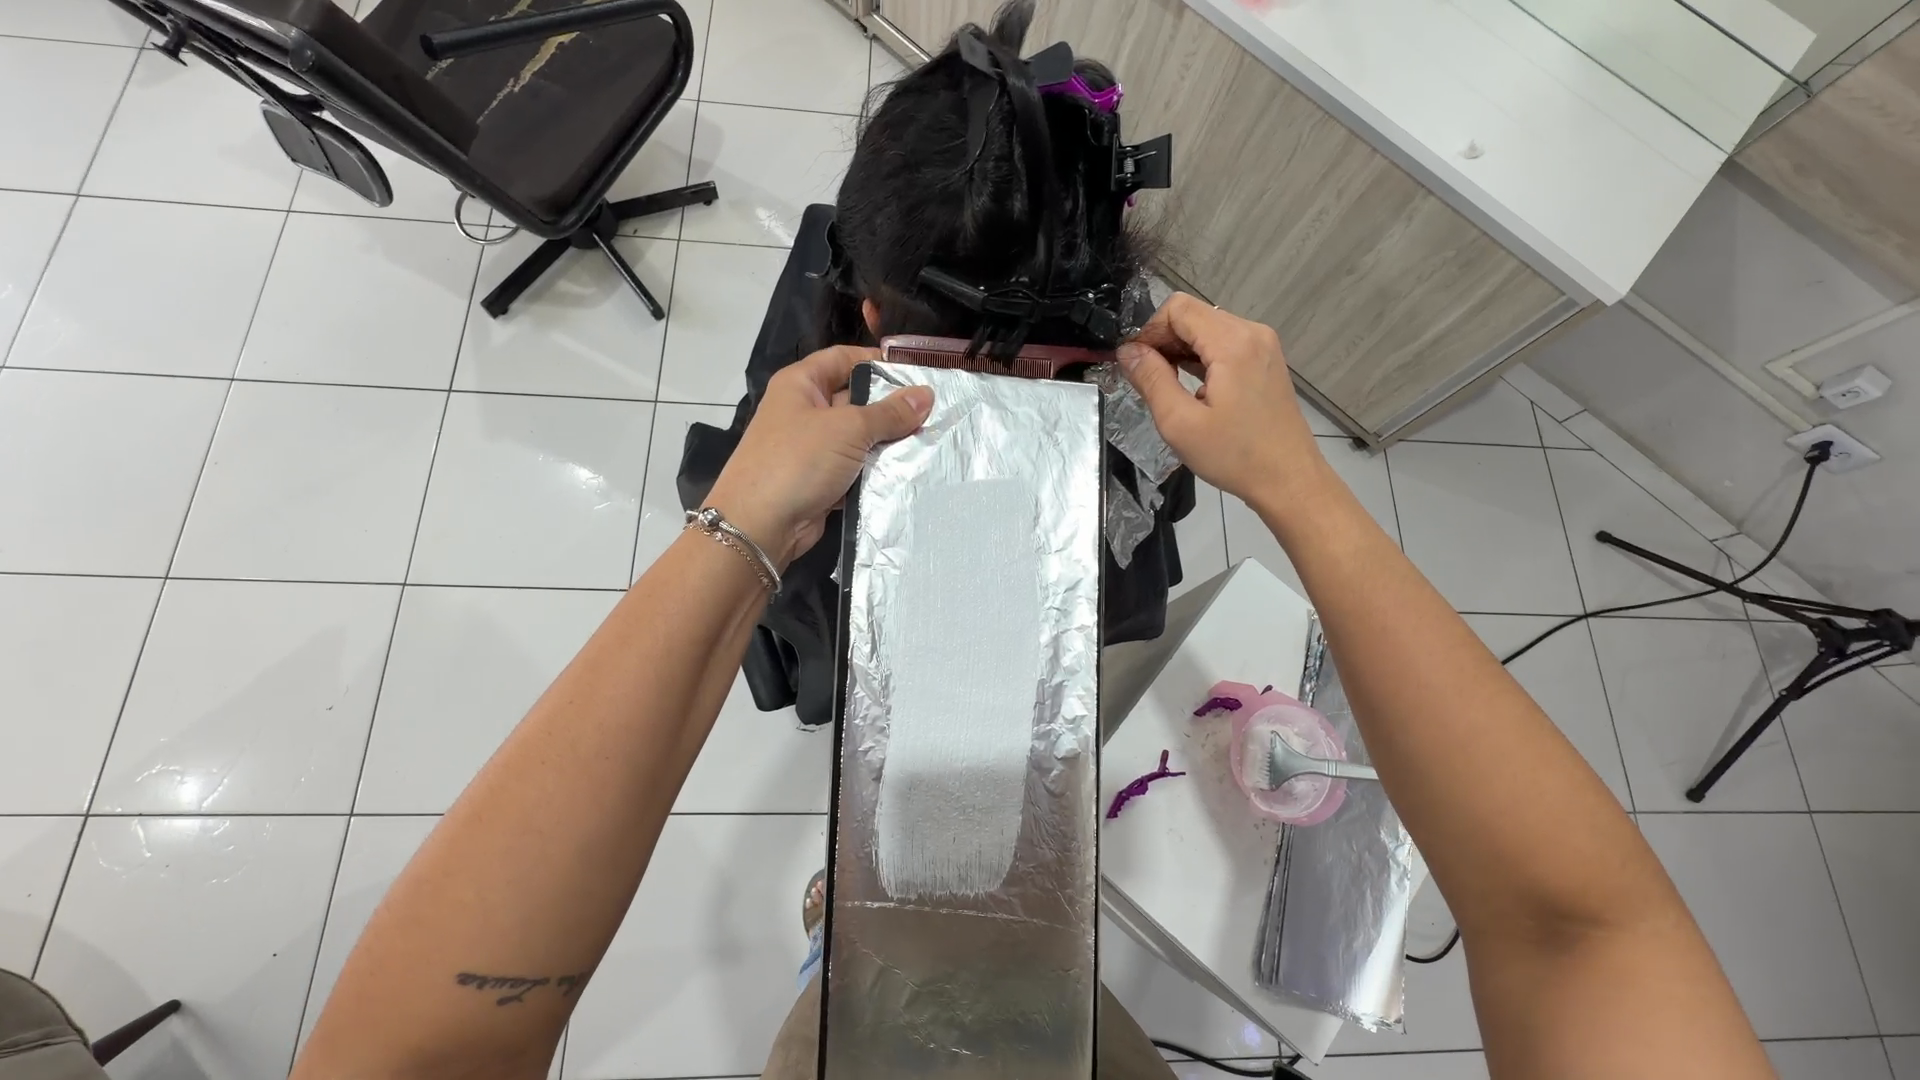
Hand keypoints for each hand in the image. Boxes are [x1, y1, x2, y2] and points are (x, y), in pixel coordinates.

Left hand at [704, 345, 932, 569]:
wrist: (759, 525)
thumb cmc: (799, 461)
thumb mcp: (848, 429)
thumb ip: (890, 413)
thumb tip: (926, 395)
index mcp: (801, 384)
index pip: (844, 358)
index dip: (878, 362)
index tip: (917, 373)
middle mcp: (804, 411)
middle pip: (855, 398)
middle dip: (891, 406)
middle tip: (934, 412)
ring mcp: (811, 448)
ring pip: (858, 437)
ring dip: (887, 442)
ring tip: (929, 442)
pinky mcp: (820, 480)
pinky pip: (855, 468)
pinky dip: (875, 471)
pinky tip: (908, 473)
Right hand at [1117, 294, 1328, 512]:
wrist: (1289, 480)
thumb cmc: (1234, 456)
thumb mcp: (1180, 423)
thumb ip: (1151, 380)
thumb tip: (1127, 351)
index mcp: (1232, 343)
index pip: (1178, 308)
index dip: (1149, 331)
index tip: (1136, 364)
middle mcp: (1252, 333)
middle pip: (1193, 315)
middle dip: (1163, 340)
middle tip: (1146, 379)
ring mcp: (1263, 346)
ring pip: (1208, 329)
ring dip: (1181, 350)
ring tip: (1166, 387)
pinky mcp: (1266, 361)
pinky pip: (1224, 344)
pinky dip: (1201, 358)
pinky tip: (1190, 389)